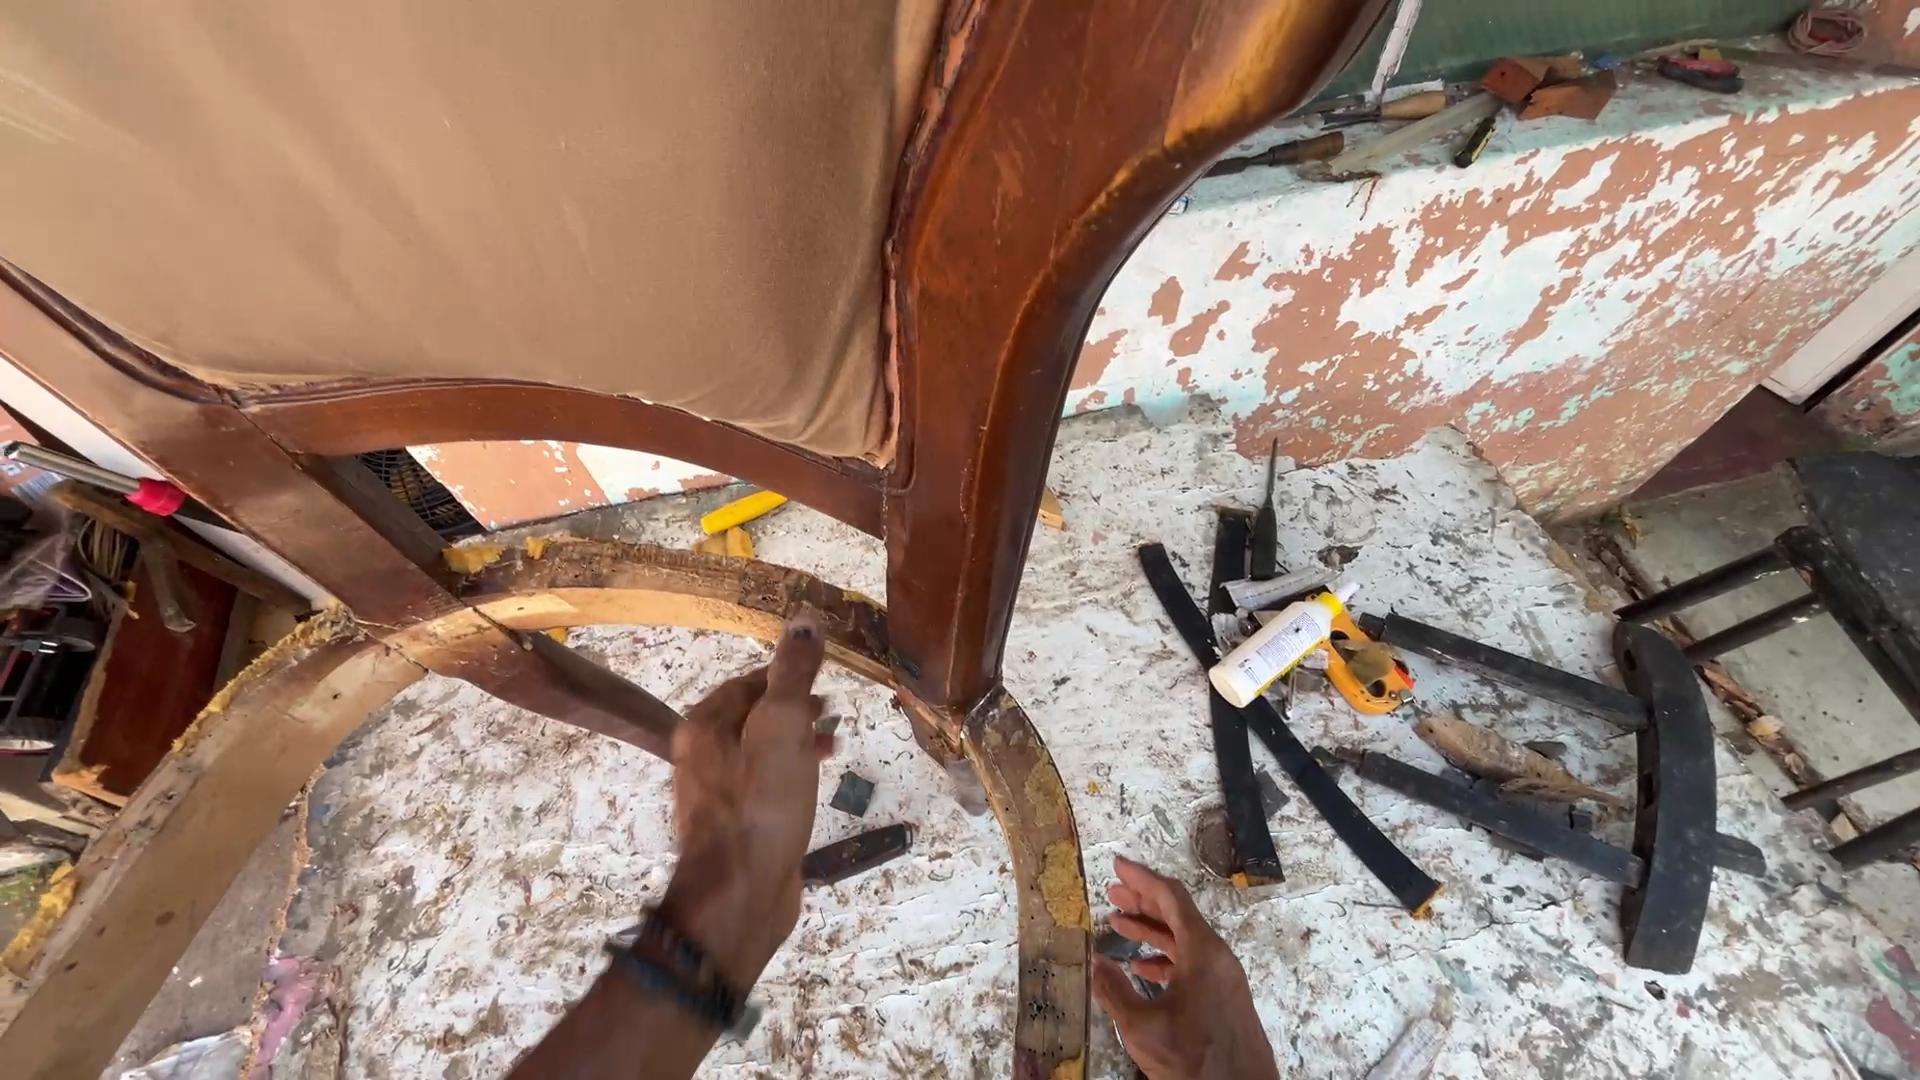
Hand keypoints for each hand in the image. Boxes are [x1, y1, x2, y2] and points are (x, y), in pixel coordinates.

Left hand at [658, 612, 831, 987]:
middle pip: (755, 714)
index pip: (751, 681)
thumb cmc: (762, 804)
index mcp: (705, 725)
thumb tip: (805, 617)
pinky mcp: (736, 822)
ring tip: (832, 746)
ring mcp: (717, 792)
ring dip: (798, 740)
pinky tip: (815, 784)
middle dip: (796, 709)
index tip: (825, 683)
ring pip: (763, 749)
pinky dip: (792, 772)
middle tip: (832, 714)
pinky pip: (766, 782)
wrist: (741, 896)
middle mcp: (702, 754)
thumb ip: (793, 672)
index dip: (789, 676)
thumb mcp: (784, 727)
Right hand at [1093, 856, 1278, 1079]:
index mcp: (1203, 950)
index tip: (1117, 865)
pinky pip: (1191, 960)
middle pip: (1176, 913)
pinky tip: (1139, 965)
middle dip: (1142, 899)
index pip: (1170, 896)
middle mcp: (1216, 955)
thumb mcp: (1142, 1027)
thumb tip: (1094, 962)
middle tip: (1112, 891)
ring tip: (1117, 923)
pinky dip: (1164, 955)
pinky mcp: (1223, 996)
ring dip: (1150, 928)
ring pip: (1183, 937)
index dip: (1142, 877)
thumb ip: (1114, 990)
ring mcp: (1223, 976)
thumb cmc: (1193, 1059)